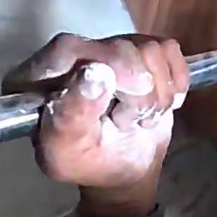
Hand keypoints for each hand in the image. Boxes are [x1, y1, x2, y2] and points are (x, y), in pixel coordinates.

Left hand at [2, 33, 189, 216]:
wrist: (125, 169)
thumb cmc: (89, 164)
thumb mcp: (66, 155)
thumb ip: (69, 118)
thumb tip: (96, 72)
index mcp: (41, 75)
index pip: (70, 48)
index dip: (103, 69)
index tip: (120, 104)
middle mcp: (76, 53)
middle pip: (120, 47)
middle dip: (137, 95)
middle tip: (126, 121)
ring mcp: (113, 48)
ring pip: (150, 49)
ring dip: (158, 94)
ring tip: (141, 116)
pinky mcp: (144, 52)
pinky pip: (170, 50)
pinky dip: (175, 82)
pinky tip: (161, 102)